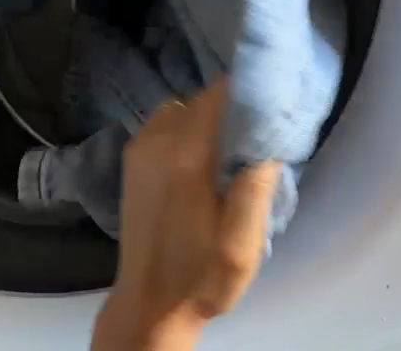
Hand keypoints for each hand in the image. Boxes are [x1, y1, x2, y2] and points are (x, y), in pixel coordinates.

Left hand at [92, 80, 281, 350]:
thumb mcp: (241, 246)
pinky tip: (199, 158)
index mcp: (186, 156)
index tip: (269, 108)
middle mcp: (158, 140)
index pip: (218, 93)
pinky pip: (165, 122)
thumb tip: (268, 140)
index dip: (246, 94)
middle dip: (230, 109)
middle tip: (253, 135)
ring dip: (206, 118)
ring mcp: (140, 146)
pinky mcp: (132, 157)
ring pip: (183, 106)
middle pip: (201, 98)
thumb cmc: (201, 277)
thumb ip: (256, 189)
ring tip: (226, 149)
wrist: (148, 306)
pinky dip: (185, 127)